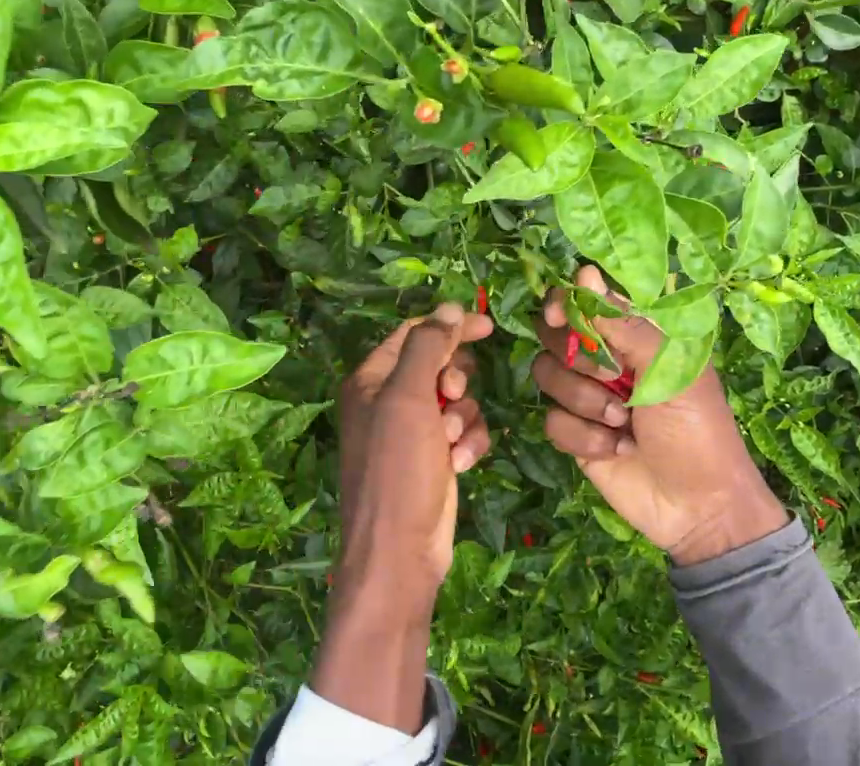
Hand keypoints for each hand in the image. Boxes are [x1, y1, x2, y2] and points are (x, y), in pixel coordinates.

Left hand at [313, 302, 492, 731]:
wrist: (399, 554)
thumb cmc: (397, 470)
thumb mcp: (408, 398)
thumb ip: (429, 347)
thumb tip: (450, 306)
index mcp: (370, 380)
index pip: (414, 334)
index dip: (450, 327)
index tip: (488, 327)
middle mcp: (388, 401)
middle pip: (439, 364)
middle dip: (457, 380)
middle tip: (453, 395)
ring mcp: (412, 433)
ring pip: (458, 399)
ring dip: (464, 418)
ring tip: (452, 443)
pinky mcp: (434, 459)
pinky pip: (465, 432)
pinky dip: (469, 444)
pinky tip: (461, 465)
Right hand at [534, 267, 787, 566]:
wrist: (698, 508)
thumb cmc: (698, 429)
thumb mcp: (670, 370)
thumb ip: (624, 323)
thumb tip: (584, 273)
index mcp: (635, 336)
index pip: (586, 300)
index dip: (567, 303)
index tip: (561, 317)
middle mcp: (606, 360)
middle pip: (554, 334)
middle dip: (576, 358)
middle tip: (610, 378)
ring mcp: (587, 396)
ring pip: (546, 375)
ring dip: (584, 401)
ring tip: (622, 422)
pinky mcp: (575, 434)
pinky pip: (551, 419)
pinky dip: (581, 436)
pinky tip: (614, 450)